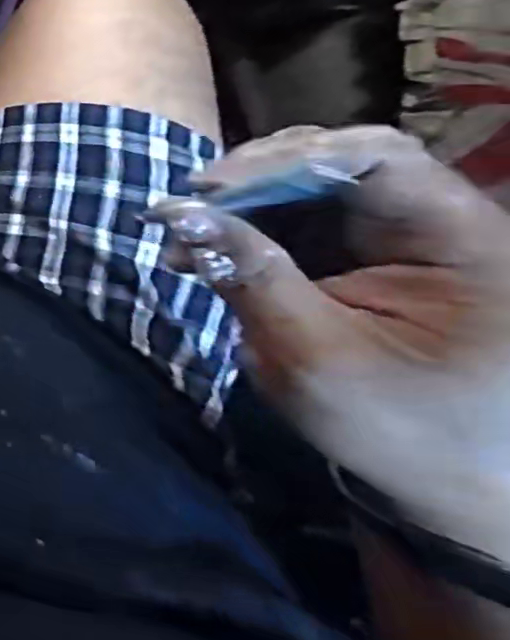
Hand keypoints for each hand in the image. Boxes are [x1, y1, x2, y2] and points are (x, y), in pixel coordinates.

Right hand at [149, 126, 509, 556]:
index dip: (282, 160)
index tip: (204, 193)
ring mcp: (401, 240)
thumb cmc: (401, 425)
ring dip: (234, 208)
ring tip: (183, 247)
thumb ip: (247, 273)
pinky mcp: (366, 255)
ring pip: (304, 186)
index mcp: (464, 245)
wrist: (458, 480)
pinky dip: (240, 229)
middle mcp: (439, 226)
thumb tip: (174, 209)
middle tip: (182, 218)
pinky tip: (202, 254)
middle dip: (247, 182)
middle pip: (334, 160)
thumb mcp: (311, 352)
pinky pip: (294, 218)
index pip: (375, 159)